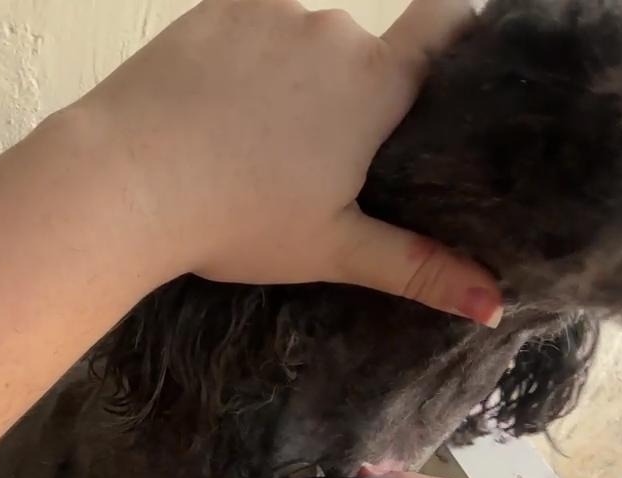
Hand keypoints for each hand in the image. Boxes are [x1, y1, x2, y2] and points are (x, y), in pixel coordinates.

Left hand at [64, 0, 501, 324]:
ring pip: (299, 39)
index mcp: (375, 86)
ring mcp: (274, 10)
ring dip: (287, 77)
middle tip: (304, 157)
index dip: (445, 47)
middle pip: (360, 51)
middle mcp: (335, 31)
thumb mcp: (332, 251)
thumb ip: (415, 267)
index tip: (422, 84)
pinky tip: (211, 106)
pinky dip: (239, 57)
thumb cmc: (236, 221)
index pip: (446, 28)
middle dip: (344, 94)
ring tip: (244, 139)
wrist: (129, 184)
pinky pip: (248, 22)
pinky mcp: (218, 4)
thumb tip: (493, 304)